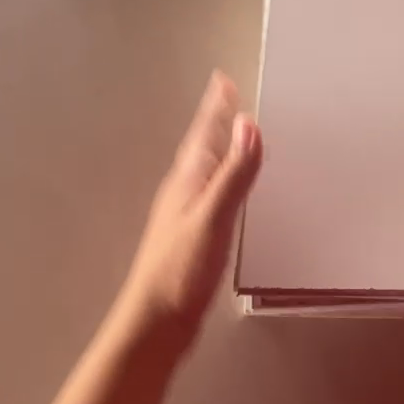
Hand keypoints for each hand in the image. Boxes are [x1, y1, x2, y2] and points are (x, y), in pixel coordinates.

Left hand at [31, 72, 262, 403]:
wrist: (155, 325)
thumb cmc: (179, 271)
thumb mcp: (213, 216)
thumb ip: (234, 172)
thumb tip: (249, 124)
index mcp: (188, 179)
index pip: (204, 132)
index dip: (215, 105)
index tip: (221, 78)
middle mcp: (183, 190)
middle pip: (202, 144)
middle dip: (216, 118)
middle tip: (227, 96)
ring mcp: (184, 212)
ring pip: (204, 166)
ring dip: (217, 144)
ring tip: (229, 131)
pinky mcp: (190, 234)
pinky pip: (209, 189)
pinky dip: (221, 175)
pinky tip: (225, 187)